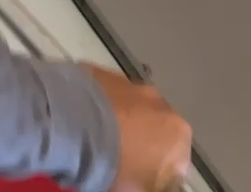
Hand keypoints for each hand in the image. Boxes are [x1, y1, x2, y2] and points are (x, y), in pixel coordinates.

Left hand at [82, 64, 192, 191]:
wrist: (72, 121)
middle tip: (115, 154)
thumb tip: (149, 181)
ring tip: (95, 134)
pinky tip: (81, 115)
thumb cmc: (116, 163)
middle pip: (151, 127)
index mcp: (178, 132)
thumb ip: (154, 184)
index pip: (176, 161)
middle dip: (138, 139)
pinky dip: (96, 102)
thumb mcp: (141, 189)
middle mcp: (158, 100)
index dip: (157, 173)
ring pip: (127, 106)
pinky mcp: (96, 69)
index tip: (137, 177)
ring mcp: (126, 81)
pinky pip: (102, 92)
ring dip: (117, 118)